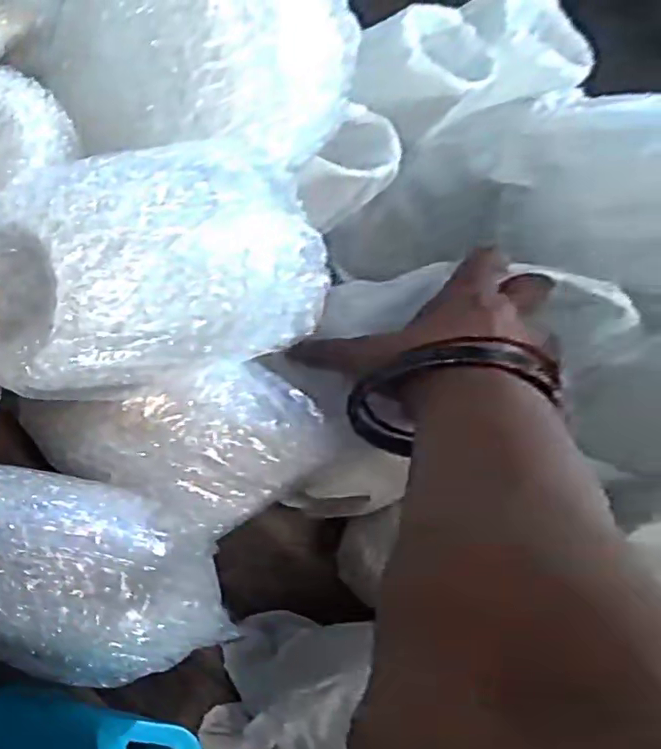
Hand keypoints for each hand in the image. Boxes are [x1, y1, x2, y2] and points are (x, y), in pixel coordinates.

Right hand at [291, 248, 557, 382]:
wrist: (471, 400)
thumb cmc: (418, 364)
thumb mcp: (365, 358)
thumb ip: (332, 353)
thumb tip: (291, 349)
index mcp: (467, 299)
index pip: (482, 264)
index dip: (479, 261)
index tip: (477, 259)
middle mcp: (508, 312)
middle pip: (530, 285)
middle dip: (519, 290)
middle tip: (497, 304)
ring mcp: (533, 340)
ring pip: (539, 324)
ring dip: (522, 333)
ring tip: (498, 350)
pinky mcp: (544, 371)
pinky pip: (540, 363)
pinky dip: (526, 367)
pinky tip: (505, 380)